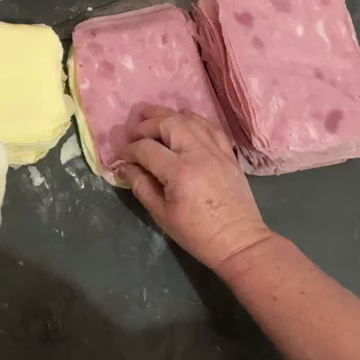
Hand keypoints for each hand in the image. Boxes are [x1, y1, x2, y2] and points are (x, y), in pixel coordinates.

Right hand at [118, 108, 274, 271]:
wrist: (238, 242)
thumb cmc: (196, 234)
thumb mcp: (161, 215)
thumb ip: (141, 185)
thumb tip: (124, 167)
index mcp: (179, 172)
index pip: (146, 148)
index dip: (129, 150)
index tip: (121, 156)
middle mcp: (198, 154)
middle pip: (168, 123)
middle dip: (146, 125)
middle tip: (134, 133)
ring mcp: (216, 151)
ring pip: (189, 119)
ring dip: (167, 117)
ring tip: (152, 120)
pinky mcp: (228, 153)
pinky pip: (209, 126)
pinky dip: (193, 120)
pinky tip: (182, 121)